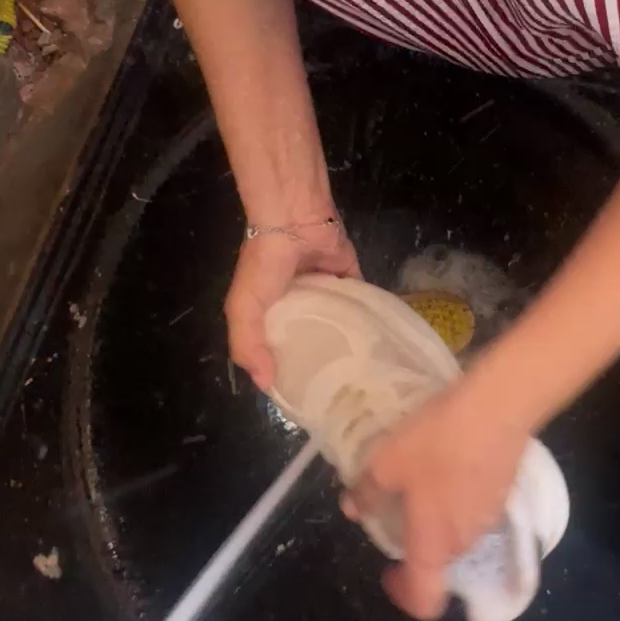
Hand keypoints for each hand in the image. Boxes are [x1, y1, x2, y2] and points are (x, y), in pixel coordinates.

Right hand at [224, 221, 358, 389]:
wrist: (293, 220)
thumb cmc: (265, 265)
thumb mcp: (243, 307)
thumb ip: (247, 345)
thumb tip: (266, 384)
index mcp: (271, 311)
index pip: (280, 347)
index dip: (288, 370)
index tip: (304, 399)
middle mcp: (300, 302)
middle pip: (313, 336)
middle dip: (323, 359)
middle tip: (340, 391)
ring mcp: (326, 289)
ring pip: (338, 321)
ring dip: (348, 339)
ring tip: (364, 372)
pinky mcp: (349, 276)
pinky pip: (361, 300)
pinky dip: (367, 315)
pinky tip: (377, 340)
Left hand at [346, 381, 531, 620]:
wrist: (497, 407)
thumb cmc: (437, 443)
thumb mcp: (389, 461)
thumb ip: (369, 490)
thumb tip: (353, 508)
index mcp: (434, 544)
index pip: (424, 598)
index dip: (403, 592)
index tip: (388, 570)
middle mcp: (465, 539)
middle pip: (440, 560)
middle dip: (418, 541)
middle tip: (399, 507)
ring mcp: (489, 514)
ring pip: (458, 529)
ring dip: (439, 514)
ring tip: (423, 476)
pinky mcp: (503, 486)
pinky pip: (474, 504)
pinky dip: (459, 493)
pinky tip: (449, 456)